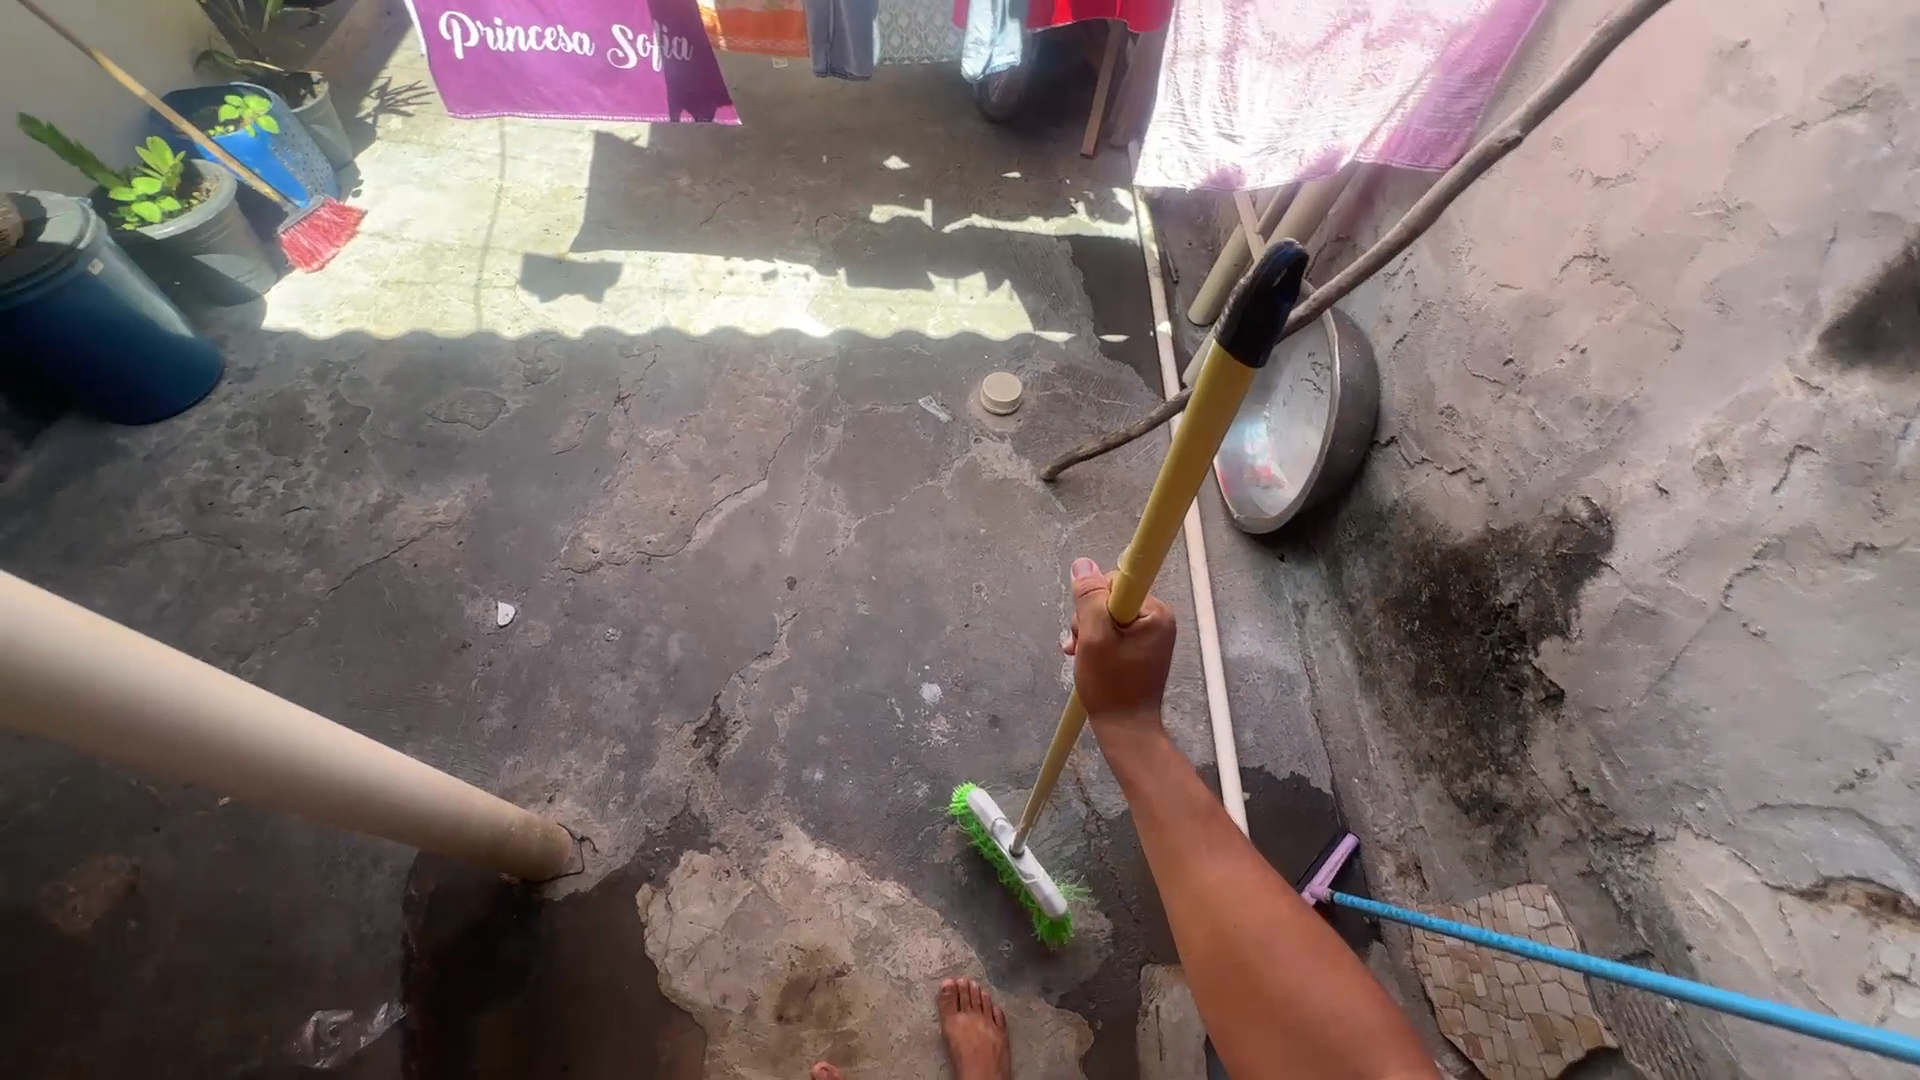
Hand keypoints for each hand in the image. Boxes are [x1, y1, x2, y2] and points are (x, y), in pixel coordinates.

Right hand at [1062, 557, 1175, 729]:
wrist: (1126, 729)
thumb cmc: (1111, 687)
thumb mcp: (1093, 638)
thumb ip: (1089, 599)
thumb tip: (1082, 564)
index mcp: (1156, 612)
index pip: (1117, 581)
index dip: (1095, 599)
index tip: (1089, 624)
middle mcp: (1158, 618)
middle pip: (1109, 598)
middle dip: (1088, 619)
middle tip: (1083, 646)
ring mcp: (1150, 633)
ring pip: (1106, 615)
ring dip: (1088, 632)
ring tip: (1082, 654)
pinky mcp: (1140, 646)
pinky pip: (1111, 630)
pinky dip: (1095, 641)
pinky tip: (1085, 656)